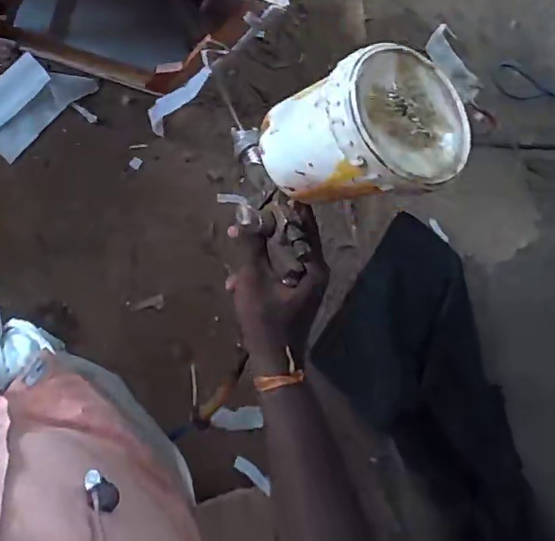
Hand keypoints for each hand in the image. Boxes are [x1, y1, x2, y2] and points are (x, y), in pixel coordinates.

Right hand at [225, 200, 327, 371]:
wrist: (273, 365)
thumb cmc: (266, 321)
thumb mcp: (254, 279)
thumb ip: (252, 245)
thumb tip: (245, 215)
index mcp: (314, 266)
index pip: (306, 225)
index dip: (291, 206)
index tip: (276, 189)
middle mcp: (316, 272)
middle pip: (294, 237)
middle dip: (270, 226)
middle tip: (253, 211)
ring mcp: (307, 284)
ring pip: (283, 254)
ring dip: (261, 249)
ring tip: (239, 240)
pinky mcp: (295, 294)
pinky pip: (279, 270)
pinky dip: (262, 268)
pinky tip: (238, 279)